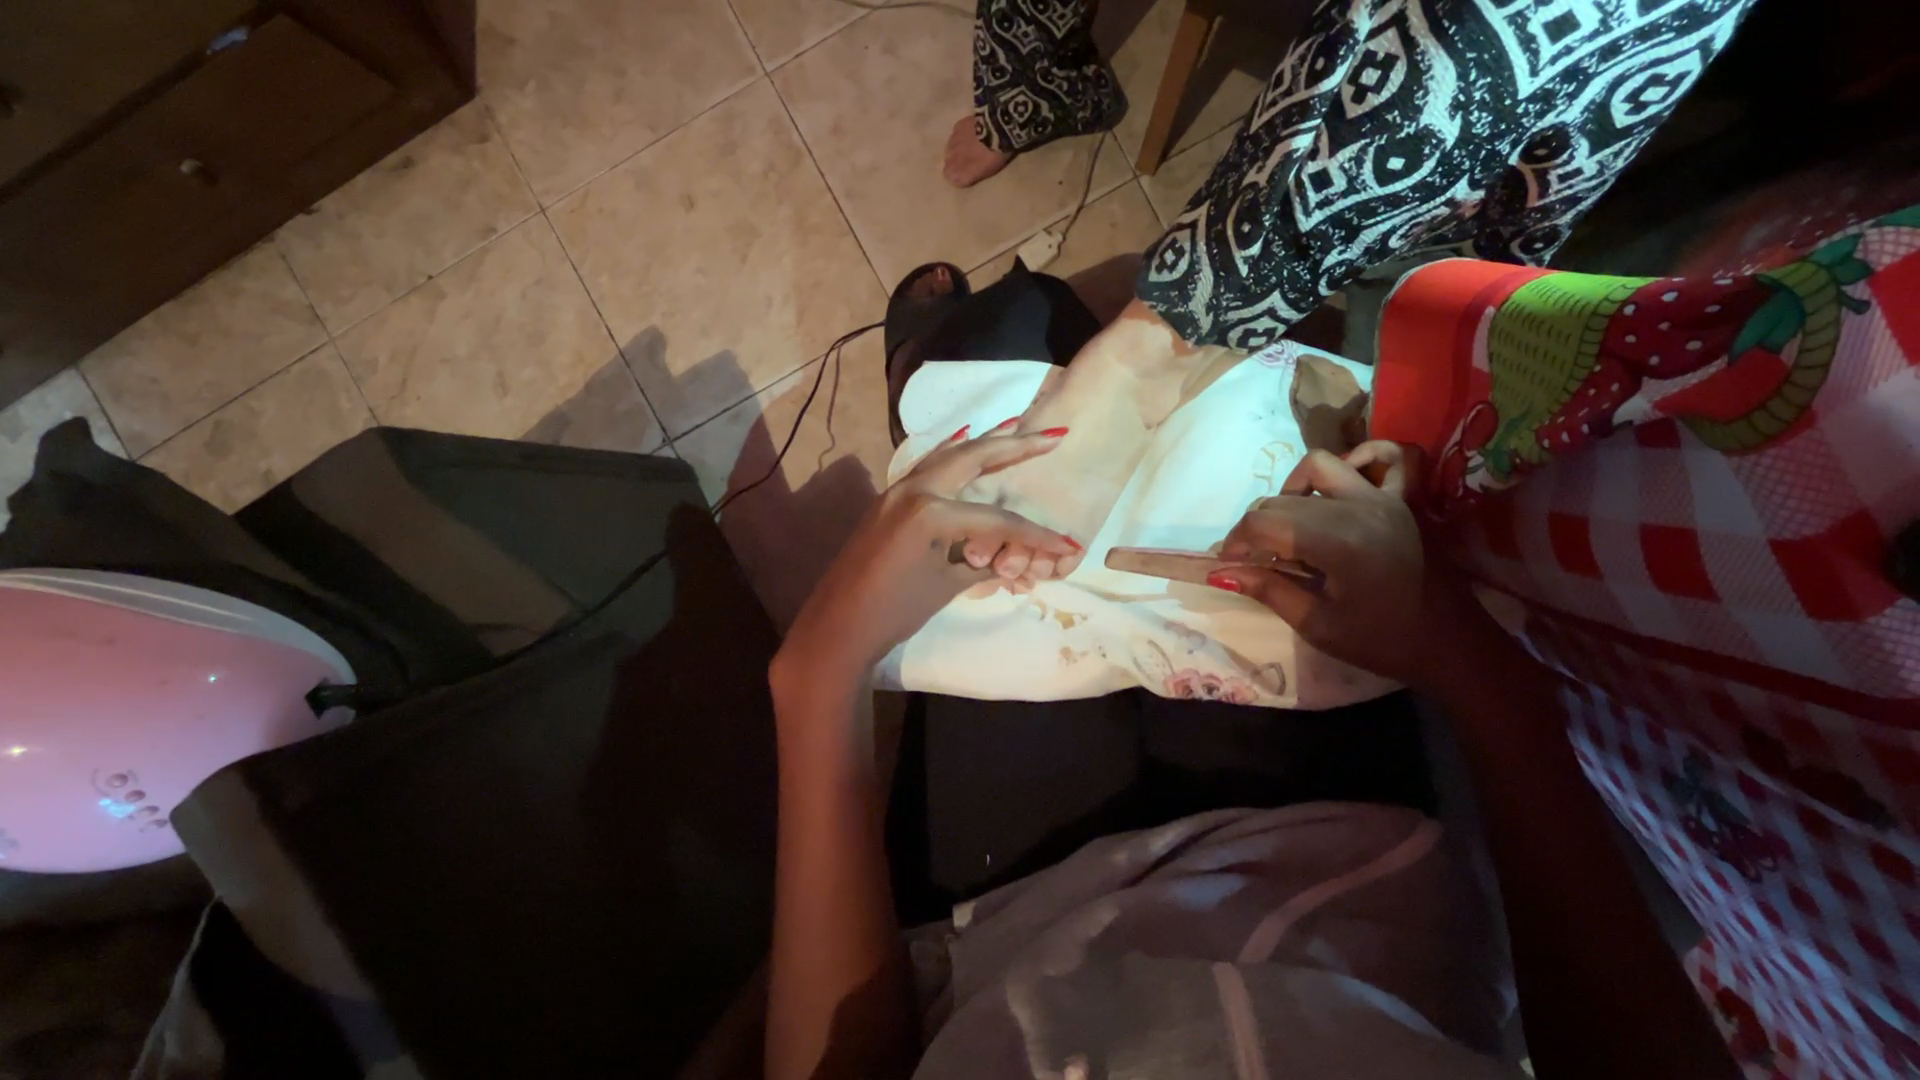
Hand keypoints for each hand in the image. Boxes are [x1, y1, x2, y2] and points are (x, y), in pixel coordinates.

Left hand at [774, 428, 1081, 693]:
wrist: (838, 626)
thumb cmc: (893, 611)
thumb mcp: (946, 587)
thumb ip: (984, 565)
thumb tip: (1018, 561)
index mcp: (931, 512)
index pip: (996, 519)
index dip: (1034, 535)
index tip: (1066, 544)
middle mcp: (914, 489)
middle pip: (973, 458)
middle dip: (1014, 444)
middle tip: (1051, 433)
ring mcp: (896, 491)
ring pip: (947, 455)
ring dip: (982, 442)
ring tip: (1014, 427)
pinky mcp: (887, 500)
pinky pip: (927, 467)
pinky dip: (951, 454)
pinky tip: (963, 442)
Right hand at [1204, 448, 1480, 687]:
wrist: (1449, 643)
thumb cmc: (1382, 641)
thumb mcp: (1317, 625)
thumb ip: (1268, 589)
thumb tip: (1219, 572)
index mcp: (1338, 542)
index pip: (1263, 523)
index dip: (1236, 543)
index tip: (1231, 567)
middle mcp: (1358, 507)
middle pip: (1281, 499)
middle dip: (1255, 528)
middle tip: (1255, 561)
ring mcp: (1382, 497)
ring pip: (1316, 468)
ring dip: (1289, 493)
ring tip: (1288, 528)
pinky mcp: (1398, 498)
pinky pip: (1370, 459)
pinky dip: (1344, 467)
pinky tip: (1329, 496)